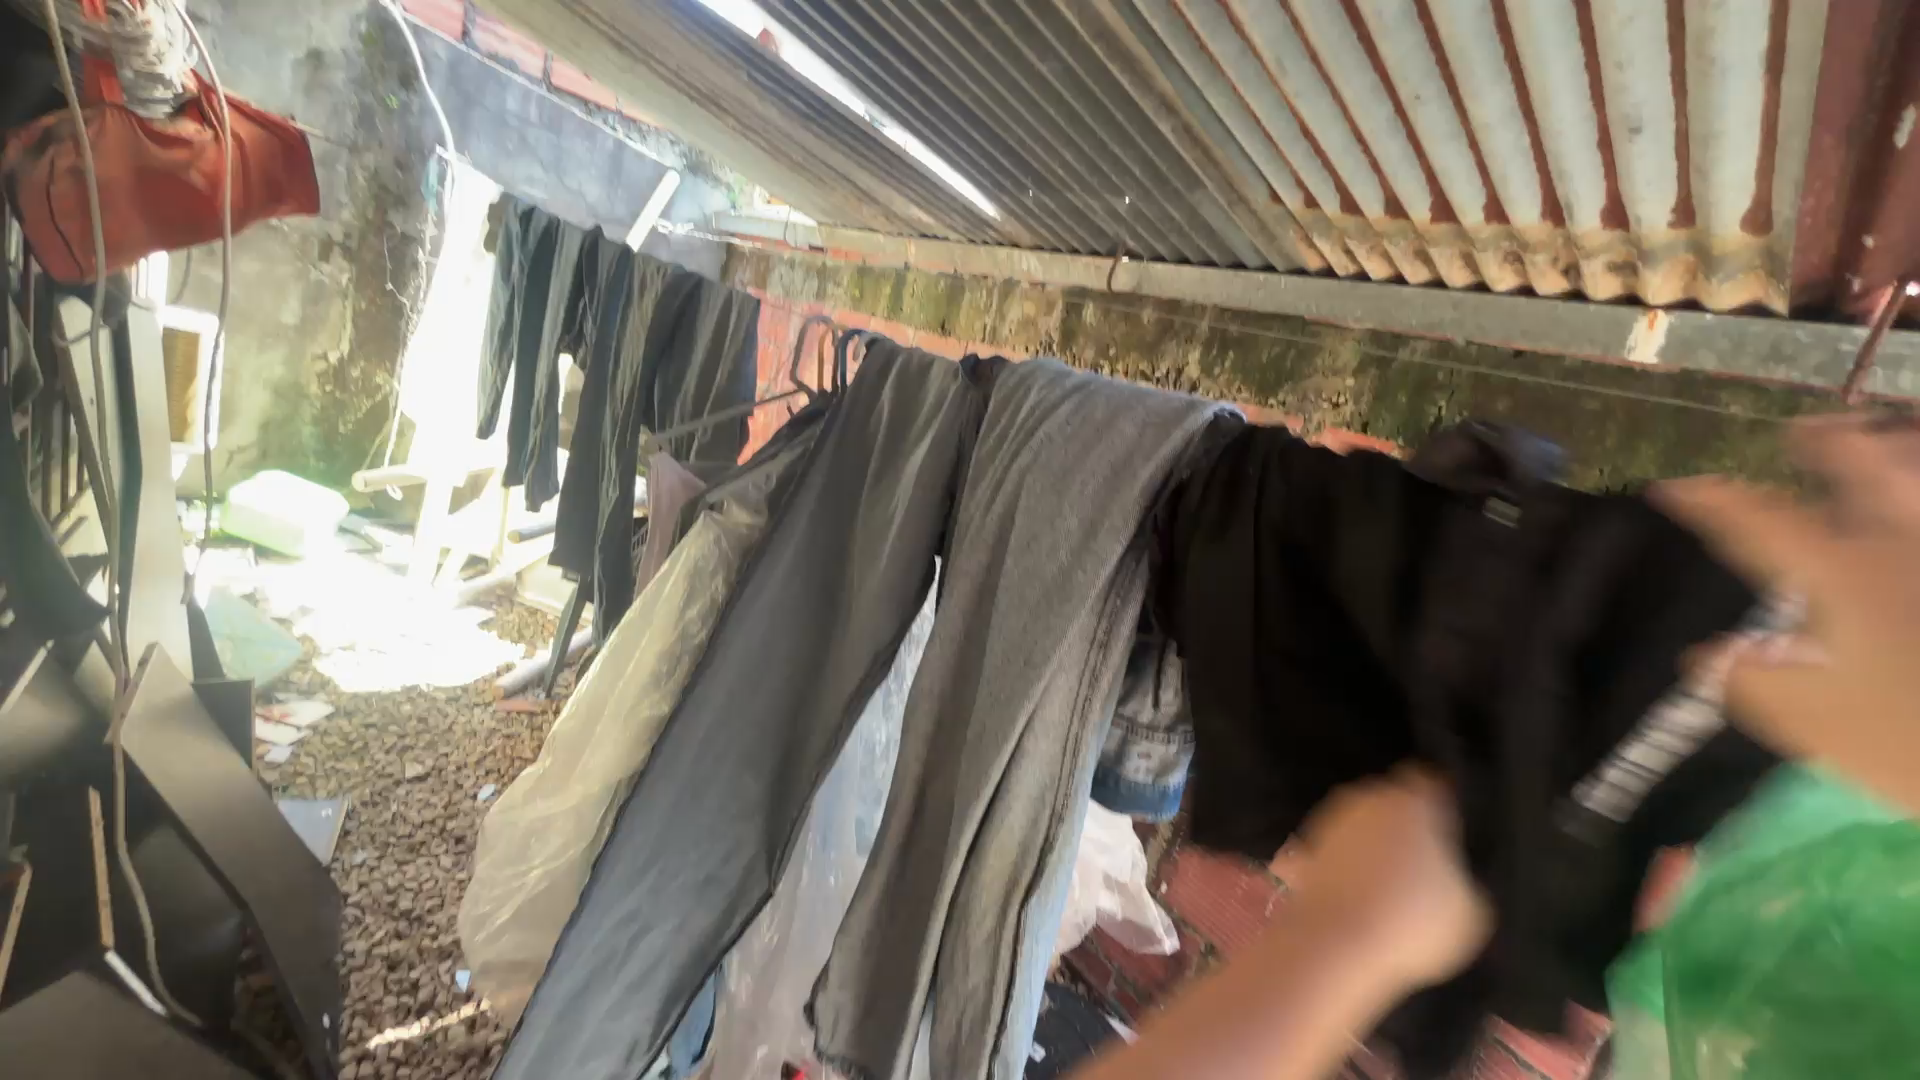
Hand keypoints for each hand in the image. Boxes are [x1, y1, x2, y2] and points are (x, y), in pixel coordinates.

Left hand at [1279, 766, 1490, 990]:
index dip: (1442, 800)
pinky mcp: (1305, 842)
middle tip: (1424, 857)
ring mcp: (1330, 817)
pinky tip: (1357, 889)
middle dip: (1406, 821)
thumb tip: (1455, 872)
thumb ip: (1465, 876)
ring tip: (1388, 880)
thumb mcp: (1472, 908)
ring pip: (1361, 820)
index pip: (1431, 782)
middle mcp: (1366, 797)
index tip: (1453, 824)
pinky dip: (1345, 861)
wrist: (1335, 939)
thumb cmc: (1412, 919)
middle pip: (1392, 798)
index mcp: (1411, 801)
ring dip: (1372, 840)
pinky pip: (1336, 846)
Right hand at [1655, 416, 1919, 814]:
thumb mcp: (1800, 715)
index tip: (1670, 488)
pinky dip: (1911, 519)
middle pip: (1870, 484)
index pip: (1761, 523)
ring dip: (1897, 466)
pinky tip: (1902, 520)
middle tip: (1806, 430)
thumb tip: (1711, 652)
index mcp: (1844, 578)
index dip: (1712, 502)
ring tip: (1880, 446)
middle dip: (1836, 451)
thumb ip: (1743, 675)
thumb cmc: (1902, 738)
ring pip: (1917, 501)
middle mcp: (1900, 559)